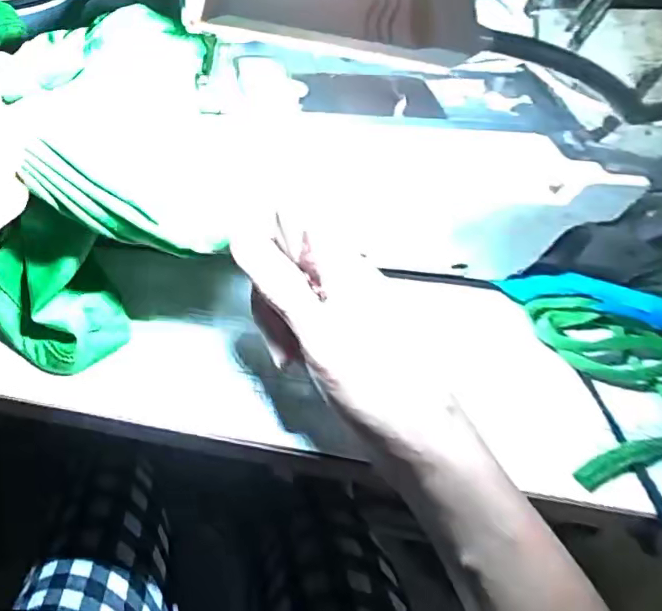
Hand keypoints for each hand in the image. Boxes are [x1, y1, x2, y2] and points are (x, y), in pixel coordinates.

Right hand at [232, 214, 476, 465]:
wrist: (421, 440)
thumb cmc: (373, 382)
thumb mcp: (316, 330)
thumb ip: (277, 281)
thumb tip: (240, 235)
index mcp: (338, 259)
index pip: (286, 221)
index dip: (263, 244)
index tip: (258, 284)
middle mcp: (336, 271)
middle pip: (279, 257)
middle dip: (266, 292)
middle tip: (276, 335)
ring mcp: (337, 299)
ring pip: (285, 287)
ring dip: (275, 318)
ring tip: (287, 356)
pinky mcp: (336, 325)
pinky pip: (298, 313)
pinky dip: (288, 333)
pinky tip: (295, 360)